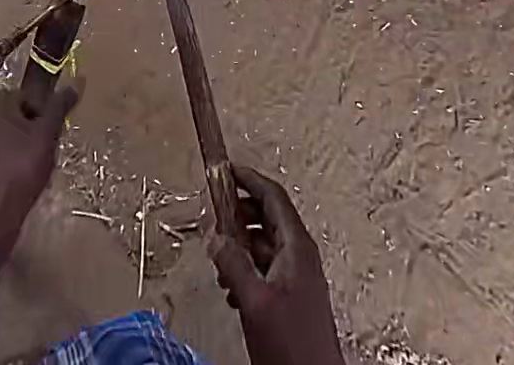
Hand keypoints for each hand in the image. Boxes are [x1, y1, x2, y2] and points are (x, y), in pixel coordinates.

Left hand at [0, 85, 78, 241]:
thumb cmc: (21, 170)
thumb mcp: (46, 136)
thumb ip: (59, 109)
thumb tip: (75, 80)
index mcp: (1, 114)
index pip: (20, 94)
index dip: (39, 101)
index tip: (56, 116)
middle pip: (15, 118)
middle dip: (36, 126)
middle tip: (54, 140)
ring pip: (10, 141)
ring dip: (28, 147)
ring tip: (45, 163)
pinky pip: (5, 162)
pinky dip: (19, 166)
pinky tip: (30, 183)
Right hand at [209, 165, 342, 364]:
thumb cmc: (290, 343)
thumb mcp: (255, 300)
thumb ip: (233, 264)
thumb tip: (214, 236)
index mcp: (296, 247)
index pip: (273, 196)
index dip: (249, 179)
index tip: (225, 169)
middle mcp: (299, 255)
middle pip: (268, 215)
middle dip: (239, 210)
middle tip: (214, 213)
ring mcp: (296, 276)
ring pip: (263, 241)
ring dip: (239, 242)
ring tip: (218, 257)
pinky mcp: (290, 295)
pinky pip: (264, 265)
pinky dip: (245, 265)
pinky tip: (230, 286)